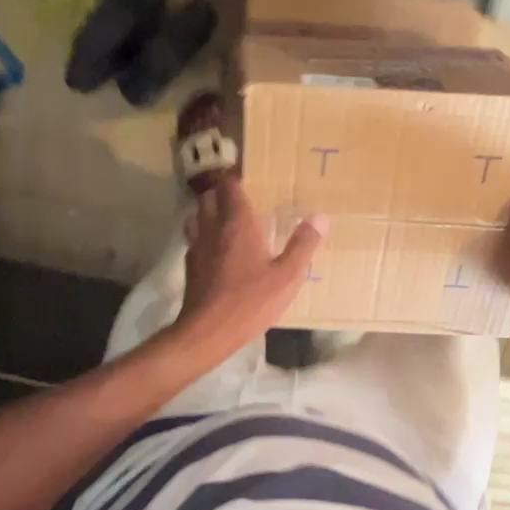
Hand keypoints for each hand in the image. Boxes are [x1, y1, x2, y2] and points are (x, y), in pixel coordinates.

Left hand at [175, 178, 326, 353]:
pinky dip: (203, 237)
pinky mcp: (189, 267)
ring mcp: (196, 247)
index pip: (230, 186)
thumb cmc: (250, 301)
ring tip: (225, 221)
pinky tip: (215, 251)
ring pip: (196, 216)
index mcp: (238, 223)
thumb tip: (321, 216)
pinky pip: (193, 240)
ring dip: (208, 212)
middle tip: (240, 199)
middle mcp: (212, 228)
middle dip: (221, 193)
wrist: (208, 331)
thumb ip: (303, 245)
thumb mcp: (287, 276)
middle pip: (209, 197)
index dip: (237, 178)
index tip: (250, 179)